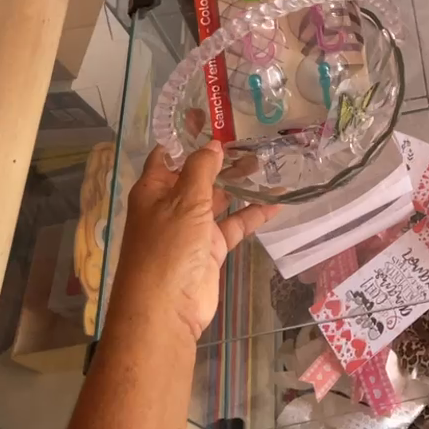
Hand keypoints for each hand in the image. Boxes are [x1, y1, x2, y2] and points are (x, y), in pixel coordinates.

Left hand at [111, 141, 279, 339]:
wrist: (165, 311)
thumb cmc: (167, 248)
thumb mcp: (185, 201)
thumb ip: (201, 169)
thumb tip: (212, 144)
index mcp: (154, 189)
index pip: (168, 153)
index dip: (187, 135)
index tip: (213, 117)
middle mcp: (170, 205)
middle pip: (198, 174)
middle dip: (222, 159)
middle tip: (252, 140)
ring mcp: (191, 227)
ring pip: (218, 198)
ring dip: (239, 184)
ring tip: (267, 164)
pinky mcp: (210, 249)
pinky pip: (233, 225)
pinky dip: (252, 214)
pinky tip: (275, 203)